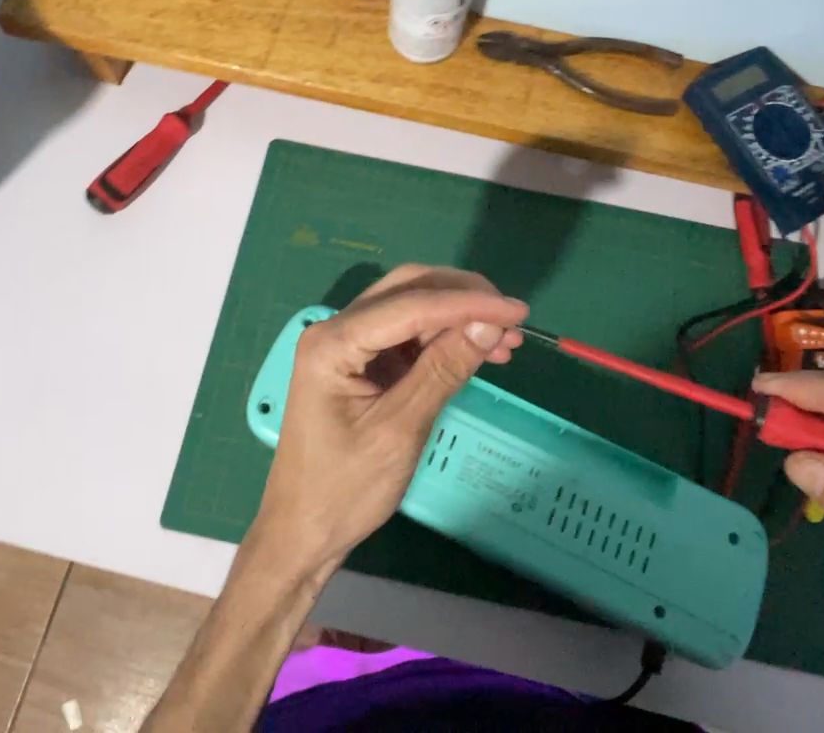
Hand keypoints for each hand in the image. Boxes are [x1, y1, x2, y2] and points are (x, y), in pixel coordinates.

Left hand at [250, 266, 527, 576]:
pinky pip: (407, 337)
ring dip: (457, 318)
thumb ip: (443, 370)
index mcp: (333, 342)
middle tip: (512, 318)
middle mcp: (335, 331)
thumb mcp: (400, 429)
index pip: (411, 305)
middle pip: (407, 291)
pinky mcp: (361, 365)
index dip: (468, 302)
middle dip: (462, 297)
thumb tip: (489, 323)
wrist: (304, 532)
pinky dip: (444, 339)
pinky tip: (478, 352)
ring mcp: (347, 347)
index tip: (519, 310)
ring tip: (506, 339)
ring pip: (410, 310)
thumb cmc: (345, 489)